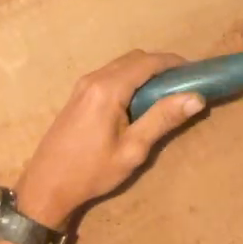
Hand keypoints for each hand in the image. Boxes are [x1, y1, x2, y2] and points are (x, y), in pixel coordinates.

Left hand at [14, 51, 206, 227]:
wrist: (46, 185)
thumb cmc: (92, 172)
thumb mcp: (133, 150)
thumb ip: (162, 119)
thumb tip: (195, 97)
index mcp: (108, 89)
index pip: (147, 62)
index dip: (174, 63)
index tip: (196, 73)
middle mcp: (94, 79)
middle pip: (134, 59)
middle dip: (161, 66)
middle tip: (183, 86)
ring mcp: (83, 86)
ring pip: (121, 66)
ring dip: (145, 72)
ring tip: (166, 94)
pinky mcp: (78, 95)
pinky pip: (109, 76)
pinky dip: (129, 79)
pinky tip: (140, 101)